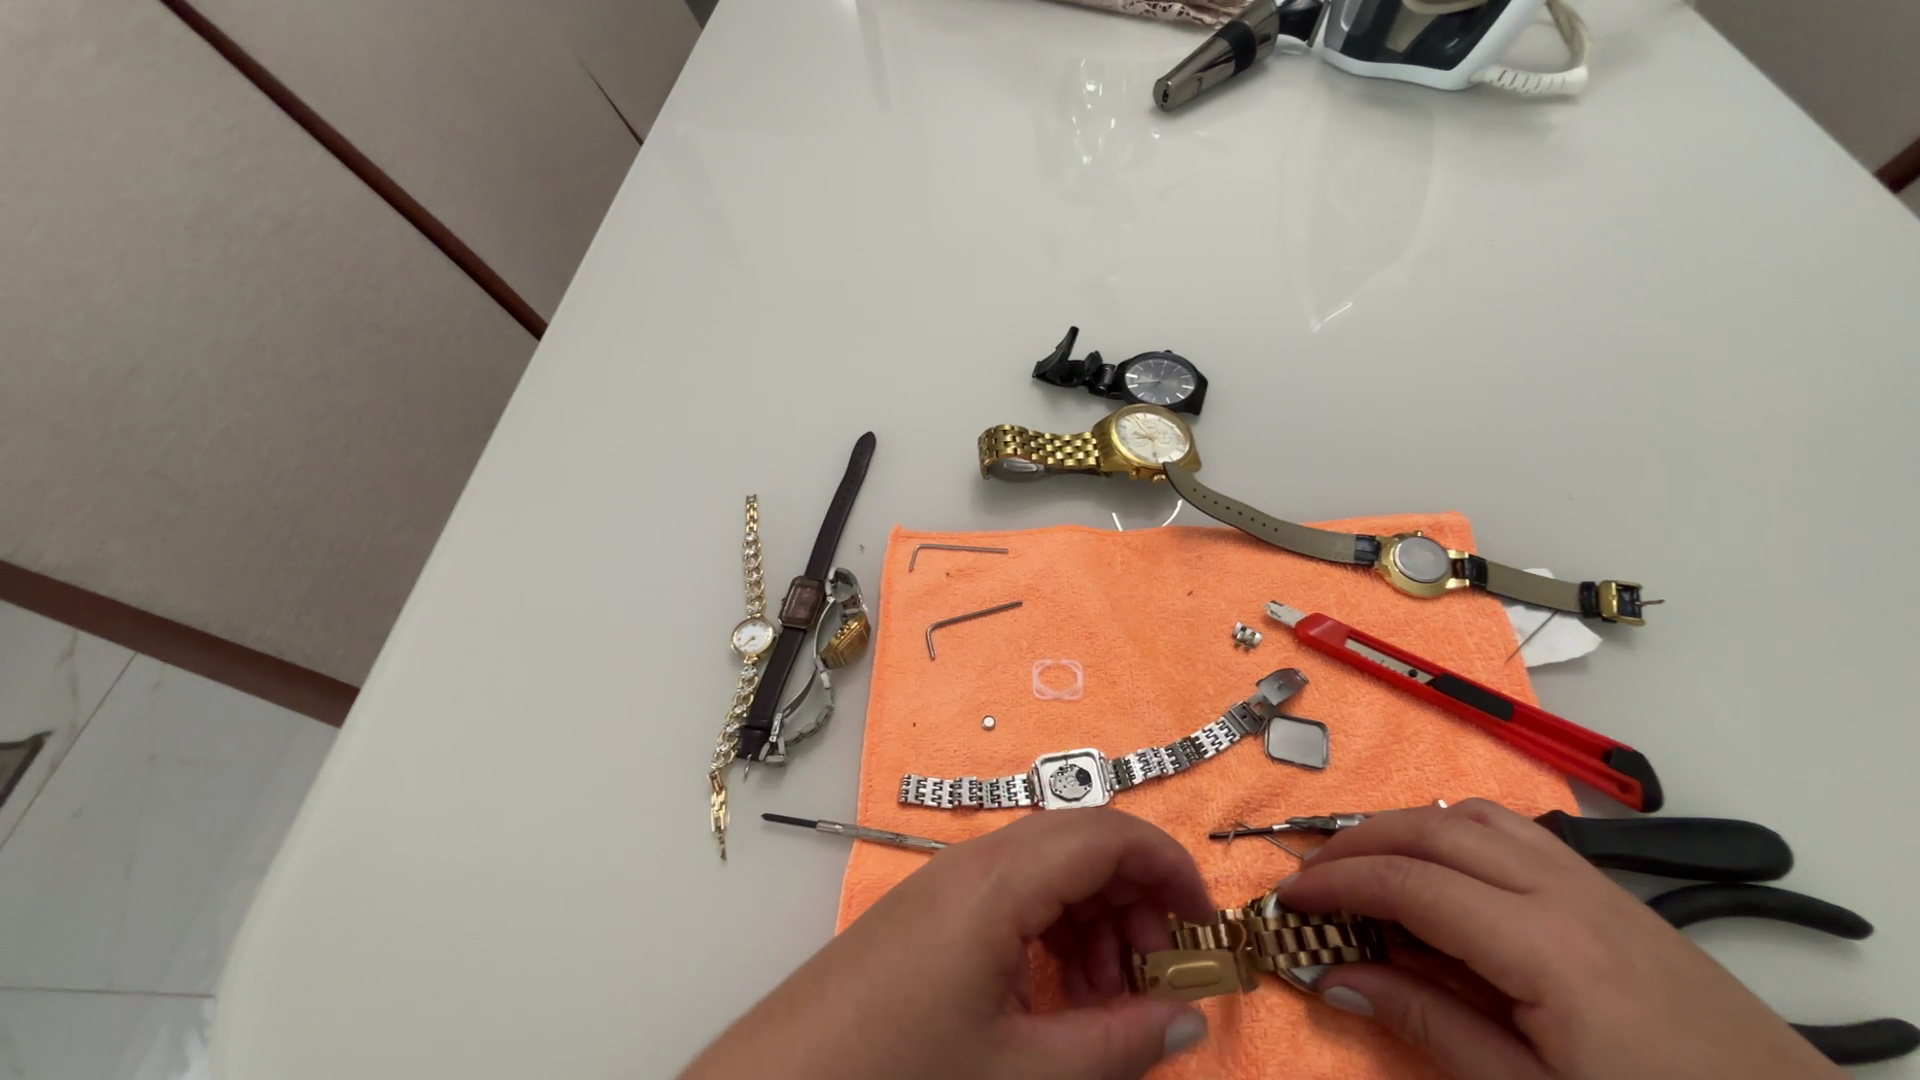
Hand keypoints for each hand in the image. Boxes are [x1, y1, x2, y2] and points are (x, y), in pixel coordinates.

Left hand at [680, 809, 1214, 1079]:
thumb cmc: (903, 1073)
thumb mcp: (1023, 1072)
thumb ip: (1118, 1045)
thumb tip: (1190, 1019)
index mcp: (1001, 879)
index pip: (1110, 833)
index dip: (1171, 870)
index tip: (1205, 931)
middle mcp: (975, 862)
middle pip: (1081, 846)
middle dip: (1135, 903)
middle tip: (1152, 982)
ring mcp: (946, 882)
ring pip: (1048, 874)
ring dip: (1092, 926)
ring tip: (1102, 1006)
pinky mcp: (929, 911)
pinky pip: (1011, 899)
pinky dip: (1050, 937)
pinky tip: (1053, 1002)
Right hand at [1278, 799, 1843, 1079]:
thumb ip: (1430, 1025)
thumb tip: (1335, 976)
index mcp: (1547, 949)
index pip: (1411, 883)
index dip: (1337, 882)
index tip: (1287, 898)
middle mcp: (1568, 894)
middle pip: (1436, 829)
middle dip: (1358, 841)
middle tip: (1308, 874)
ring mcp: (1597, 887)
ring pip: (1476, 816)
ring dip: (1407, 827)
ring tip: (1365, 863)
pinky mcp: (1616, 896)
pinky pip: (1518, 834)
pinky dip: (1457, 832)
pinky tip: (1444, 873)